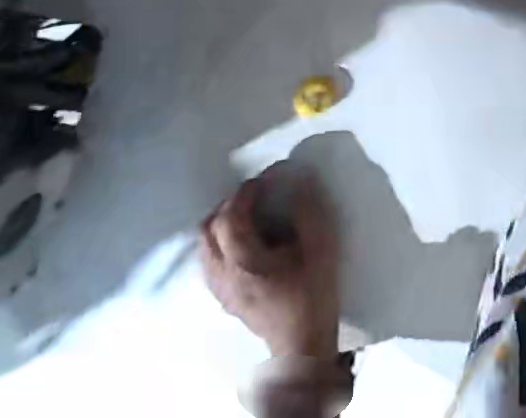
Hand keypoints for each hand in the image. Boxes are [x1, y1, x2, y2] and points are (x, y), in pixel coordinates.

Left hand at [199, 163, 339, 357]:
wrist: (303, 345)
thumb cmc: (313, 294)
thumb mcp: (321, 248)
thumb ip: (309, 212)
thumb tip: (298, 181)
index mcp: (244, 262)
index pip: (229, 217)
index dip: (244, 193)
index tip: (264, 180)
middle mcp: (222, 276)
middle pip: (207, 229)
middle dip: (228, 205)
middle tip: (255, 194)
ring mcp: (219, 290)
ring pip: (204, 247)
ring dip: (221, 222)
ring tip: (248, 214)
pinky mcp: (224, 299)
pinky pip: (209, 261)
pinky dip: (221, 242)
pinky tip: (244, 241)